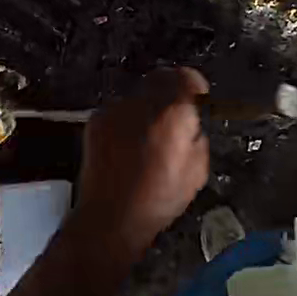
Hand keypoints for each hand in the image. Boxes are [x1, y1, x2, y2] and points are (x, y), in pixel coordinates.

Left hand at [73, 67, 210, 255]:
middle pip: (162, 77)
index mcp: (173, 113)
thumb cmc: (159, 199)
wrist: (110, 219)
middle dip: (172, 89)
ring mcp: (116, 110)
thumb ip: (198, 134)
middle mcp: (143, 104)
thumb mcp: (198, 169)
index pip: (187, 77)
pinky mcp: (97, 120)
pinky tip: (130, 142)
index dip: (195, 85)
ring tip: (151, 133)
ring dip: (149, 104)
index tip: (198, 97)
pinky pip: (120, 108)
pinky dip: (128, 117)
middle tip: (176, 113)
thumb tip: (192, 121)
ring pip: (140, 92)